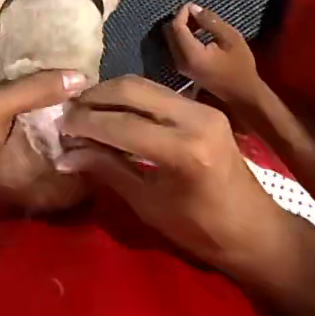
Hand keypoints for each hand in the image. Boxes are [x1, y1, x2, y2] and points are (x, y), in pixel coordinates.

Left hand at [0, 47, 86, 213]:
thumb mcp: (0, 104)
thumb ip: (36, 88)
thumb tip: (80, 77)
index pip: (12, 41)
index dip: (36, 35)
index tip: (68, 34)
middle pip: (27, 69)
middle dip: (52, 66)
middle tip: (86, 61)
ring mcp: (3, 112)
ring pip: (34, 95)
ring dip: (55, 92)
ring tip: (88, 84)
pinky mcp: (11, 135)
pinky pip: (36, 119)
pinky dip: (53, 116)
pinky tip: (75, 114)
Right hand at [59, 77, 301, 284]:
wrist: (255, 229)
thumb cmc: (201, 230)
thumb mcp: (149, 204)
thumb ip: (109, 169)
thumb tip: (67, 152)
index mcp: (184, 150)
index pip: (121, 124)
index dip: (85, 123)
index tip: (59, 126)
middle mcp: (196, 118)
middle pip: (133, 90)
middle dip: (95, 98)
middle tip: (68, 112)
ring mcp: (204, 108)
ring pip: (145, 85)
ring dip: (111, 93)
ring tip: (84, 109)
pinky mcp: (206, 107)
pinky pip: (159, 93)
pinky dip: (131, 98)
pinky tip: (112, 109)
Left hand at [165, 3, 262, 106]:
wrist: (242, 94)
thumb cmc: (240, 65)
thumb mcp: (231, 38)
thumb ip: (211, 21)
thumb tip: (193, 8)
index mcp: (191, 54)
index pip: (177, 27)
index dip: (182, 12)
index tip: (193, 4)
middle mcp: (180, 61)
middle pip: (170, 32)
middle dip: (180, 18)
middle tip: (197, 12)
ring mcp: (180, 66)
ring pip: (171, 39)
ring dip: (182, 27)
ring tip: (200, 21)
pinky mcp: (183, 69)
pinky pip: (176, 46)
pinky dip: (183, 36)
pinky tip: (199, 33)